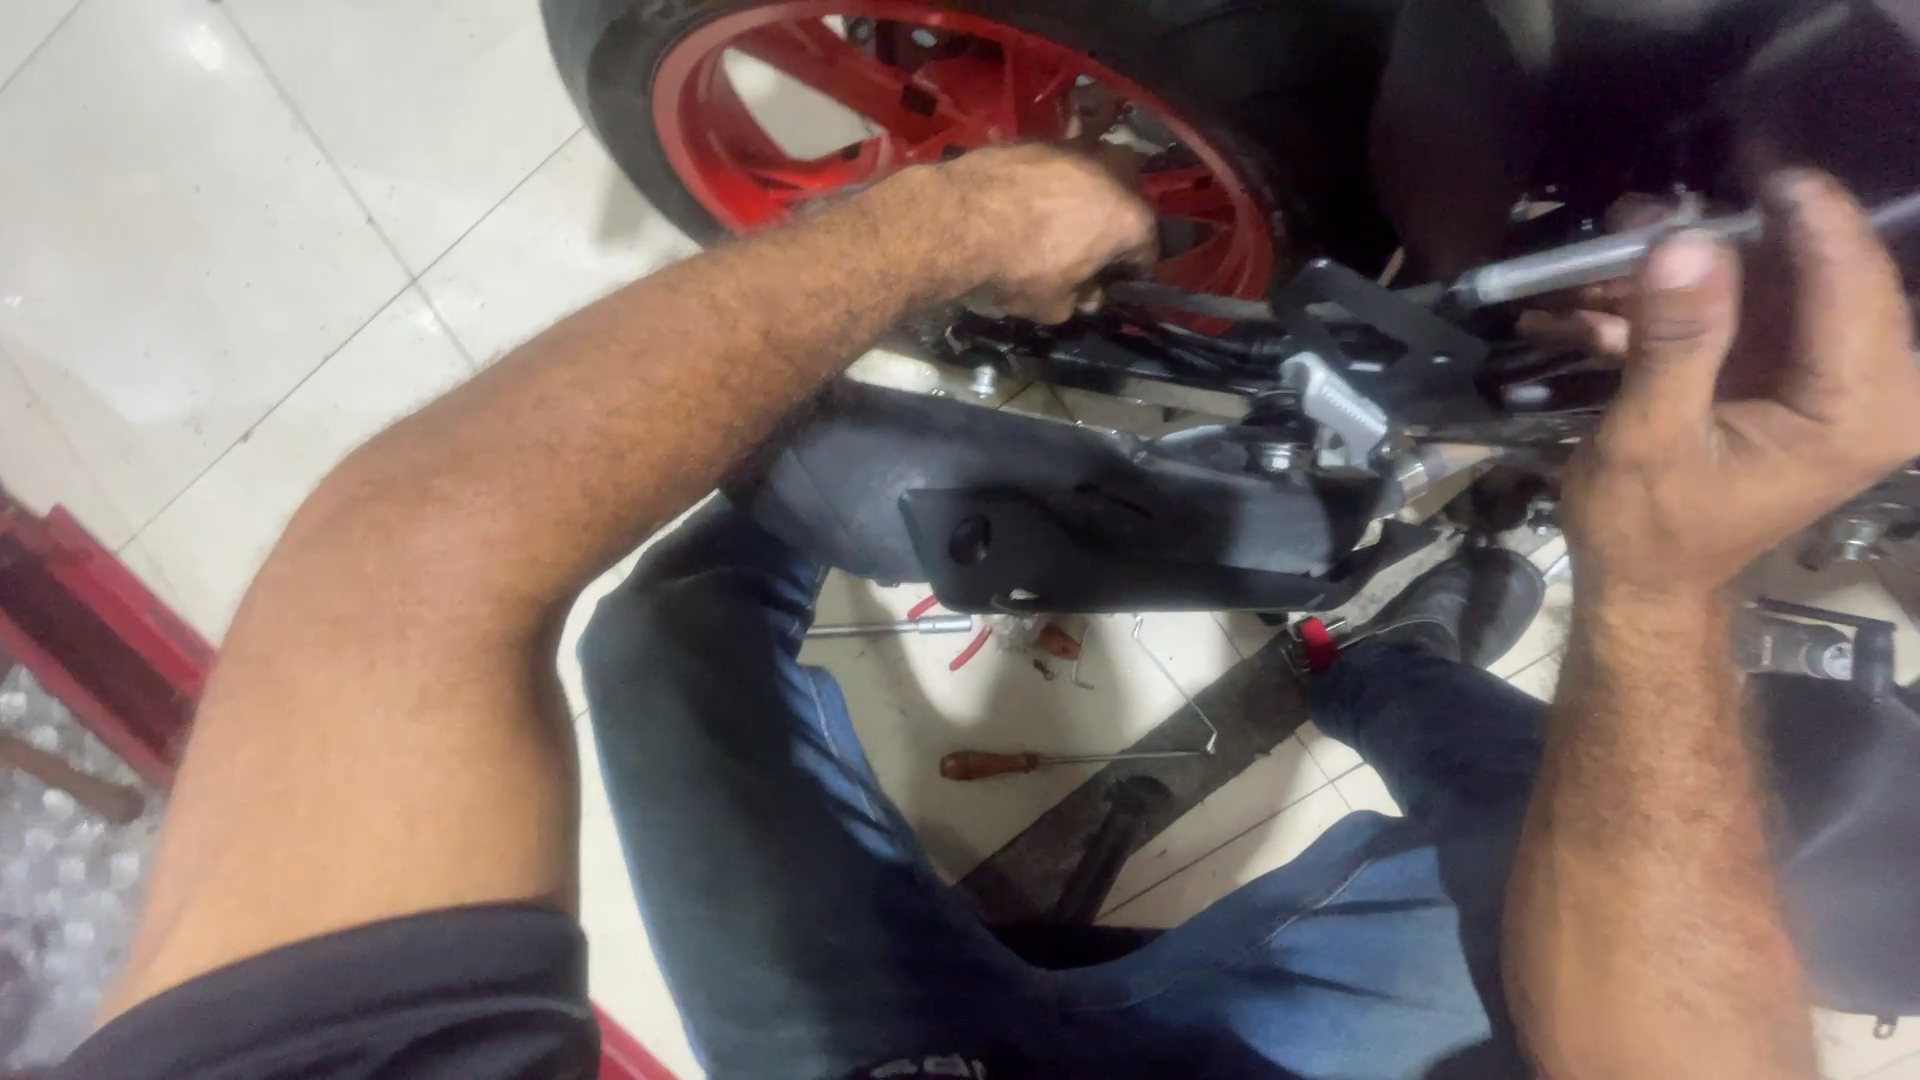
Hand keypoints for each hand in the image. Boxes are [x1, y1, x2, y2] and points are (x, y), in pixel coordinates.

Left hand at [936, 144, 1158, 322]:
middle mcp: (1114, 174)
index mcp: (1129, 220)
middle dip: (1111, 226)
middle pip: (1125, 203)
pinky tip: (1026, 203)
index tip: (1109, 282)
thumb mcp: (1054, 306)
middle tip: (1085, 250)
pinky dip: (1050, 183)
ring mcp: (1077, 148)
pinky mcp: (1039, 139)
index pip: (1146, 250)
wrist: (960, 221)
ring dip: (1083, 198)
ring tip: (1055, 224)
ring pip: (1093, 177)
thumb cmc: (1018, 270)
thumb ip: (1081, 300)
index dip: (1129, 272)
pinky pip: (1057, 166)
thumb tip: (1088, 295)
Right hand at [1562, 170, 1919, 601]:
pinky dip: (1658, 322)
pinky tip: (1585, 318)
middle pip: (1810, 284)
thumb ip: (1675, 343)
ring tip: (1596, 267)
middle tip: (1648, 222)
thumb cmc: (1647, 526)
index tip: (1764, 166)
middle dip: (1723, 249)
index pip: (1853, 286)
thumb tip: (1684, 244)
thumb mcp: (1649, 438)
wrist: (1642, 582)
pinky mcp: (1775, 390)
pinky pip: (1729, 332)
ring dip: (1675, 284)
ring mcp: (1820, 387)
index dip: (1809, 221)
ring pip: (1761, 302)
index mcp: (1861, 407)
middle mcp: (1866, 388)